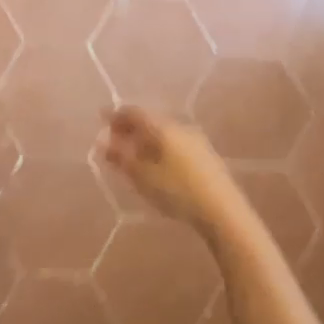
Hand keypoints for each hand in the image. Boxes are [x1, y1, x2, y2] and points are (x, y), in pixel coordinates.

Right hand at [97, 105, 238, 226]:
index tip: (101, 120)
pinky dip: (159, 148)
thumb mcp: (141, 175)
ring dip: (144, 140)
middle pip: (149, 121)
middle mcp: (180, 128)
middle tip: (114, 140)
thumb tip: (103, 141)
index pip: (133, 112)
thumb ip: (120, 156)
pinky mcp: (205, 156)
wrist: (222, 211)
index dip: (115, 115)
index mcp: (162, 128)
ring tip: (132, 155)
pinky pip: (174, 144)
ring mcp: (196, 141)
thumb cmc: (175, 190)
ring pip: (163, 133)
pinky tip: (155, 164)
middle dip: (129, 128)